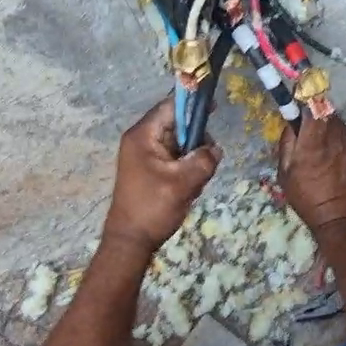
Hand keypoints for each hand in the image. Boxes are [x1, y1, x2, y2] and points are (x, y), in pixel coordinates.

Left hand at [105, 99, 220, 251]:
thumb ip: (204, 160)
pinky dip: (187, 168)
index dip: (192, 104)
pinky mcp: (152, 169)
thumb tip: (215, 148)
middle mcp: (142, 140)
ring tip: (195, 181)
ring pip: (180, 143)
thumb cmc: (152, 208)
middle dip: (196, 139)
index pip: (170, 106)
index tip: (215, 107)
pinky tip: (189, 187)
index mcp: (142, 136)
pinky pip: (176, 158)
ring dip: (193, 158)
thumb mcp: (183, 183)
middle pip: (177, 125)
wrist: (131, 241)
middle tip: (206, 158)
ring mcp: (146, 155)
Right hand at [277, 114, 345, 233]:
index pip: (312, 108)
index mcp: (312, 142)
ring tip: (323, 144)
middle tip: (309, 130)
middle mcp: (334, 138)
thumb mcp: (285, 175)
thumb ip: (287, 144)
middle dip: (316, 115)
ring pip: (338, 123)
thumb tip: (291, 124)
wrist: (341, 218)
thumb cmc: (308, 199)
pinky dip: (340, 137)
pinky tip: (336, 152)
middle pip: (326, 112)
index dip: (306, 104)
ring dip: (329, 126)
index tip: (300, 108)